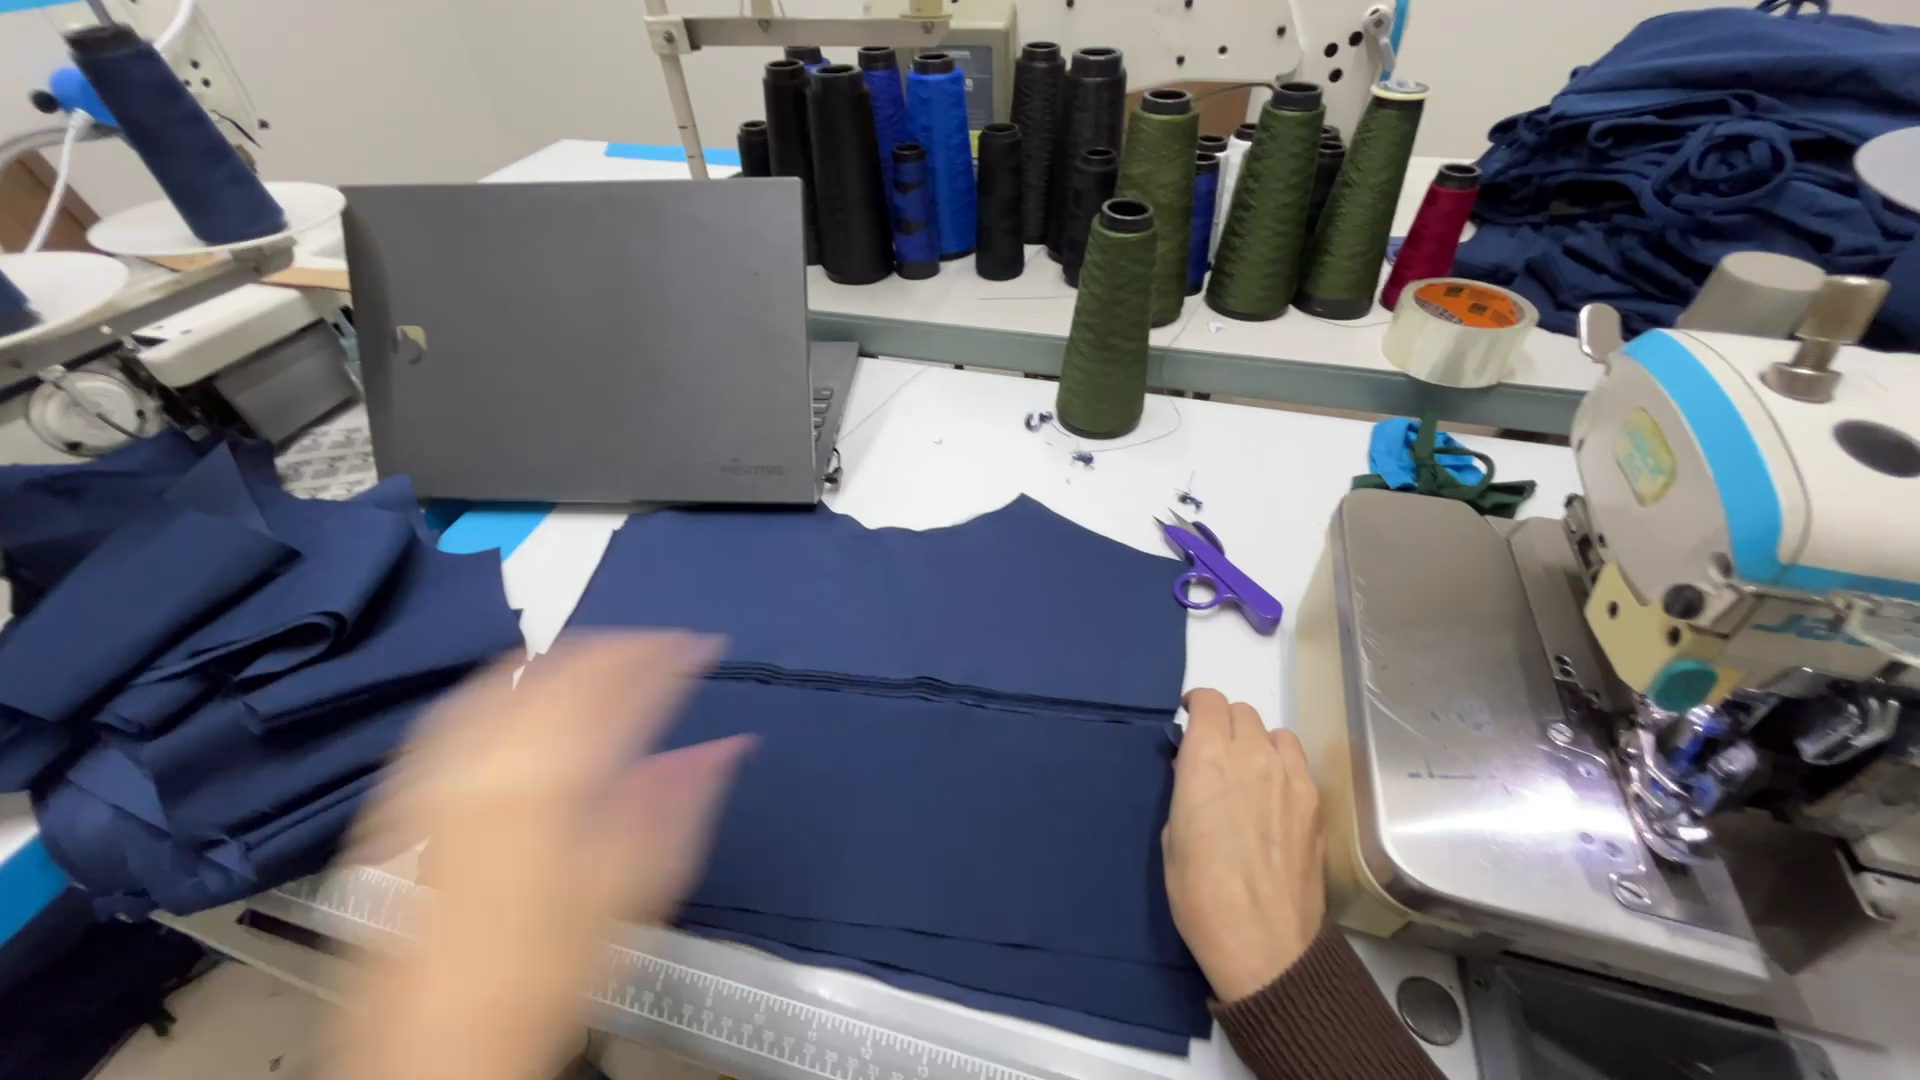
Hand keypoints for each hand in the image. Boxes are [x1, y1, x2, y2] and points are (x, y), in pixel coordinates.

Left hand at [325, 633, 751, 1079]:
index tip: (701, 647)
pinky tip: (524, 691)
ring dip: (564, 658)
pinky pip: (458, 709)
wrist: (438, 1048)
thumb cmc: (546, 973)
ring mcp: (439, 776)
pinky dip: (507, 684)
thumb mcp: (635, 889)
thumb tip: (727, 745)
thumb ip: (681, 800)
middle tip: (663, 649)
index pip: (619, 685)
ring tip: (606, 656)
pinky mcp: (408, 798)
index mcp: (551, 781)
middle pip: (560, 669)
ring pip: (505, 679)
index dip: (667, 656)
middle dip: (620, 648)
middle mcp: (488, 762)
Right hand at [1162, 688, 1326, 1003]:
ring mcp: (1291, 778)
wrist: (1262, 943)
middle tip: (1214, 754)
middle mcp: (1252, 756)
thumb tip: (1195, 772)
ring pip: (1274, 732)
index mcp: (1207, 760)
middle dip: (1224, 724)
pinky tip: (1274, 797)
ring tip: (1248, 772)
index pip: (1210, 701)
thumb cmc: (1199, 893)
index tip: (1190, 721)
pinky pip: (1298, 762)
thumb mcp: (1171, 834)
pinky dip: (1282, 765)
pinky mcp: (1316, 803)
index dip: (1198, 706)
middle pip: (1242, 711)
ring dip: (1257, 741)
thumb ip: (1186, 788)